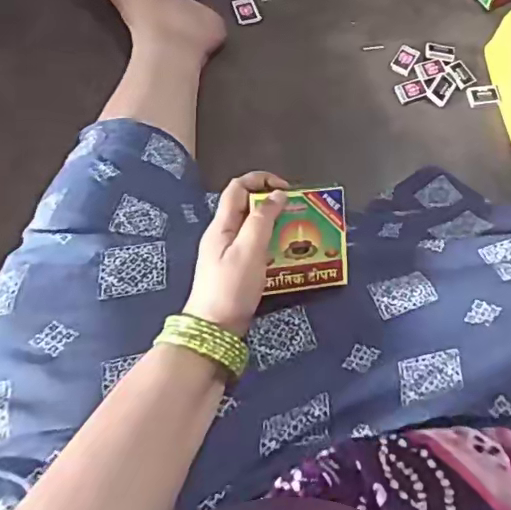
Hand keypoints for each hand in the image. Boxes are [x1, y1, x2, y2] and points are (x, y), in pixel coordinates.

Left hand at [183, 171, 290, 334]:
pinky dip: (271, 243)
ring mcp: (227, 252)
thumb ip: (263, 219)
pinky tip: (285, 254)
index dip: (261, 180)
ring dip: (274, 223)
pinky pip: (254, 246)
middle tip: (296, 211)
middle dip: (272, 202)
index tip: (286, 189)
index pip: (238, 187)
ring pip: (252, 226)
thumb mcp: (249, 250)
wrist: (214, 329)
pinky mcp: (235, 269)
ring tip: (295, 231)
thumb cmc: (231, 287)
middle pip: (246, 205)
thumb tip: (277, 194)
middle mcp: (223, 234)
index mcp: (222, 225)